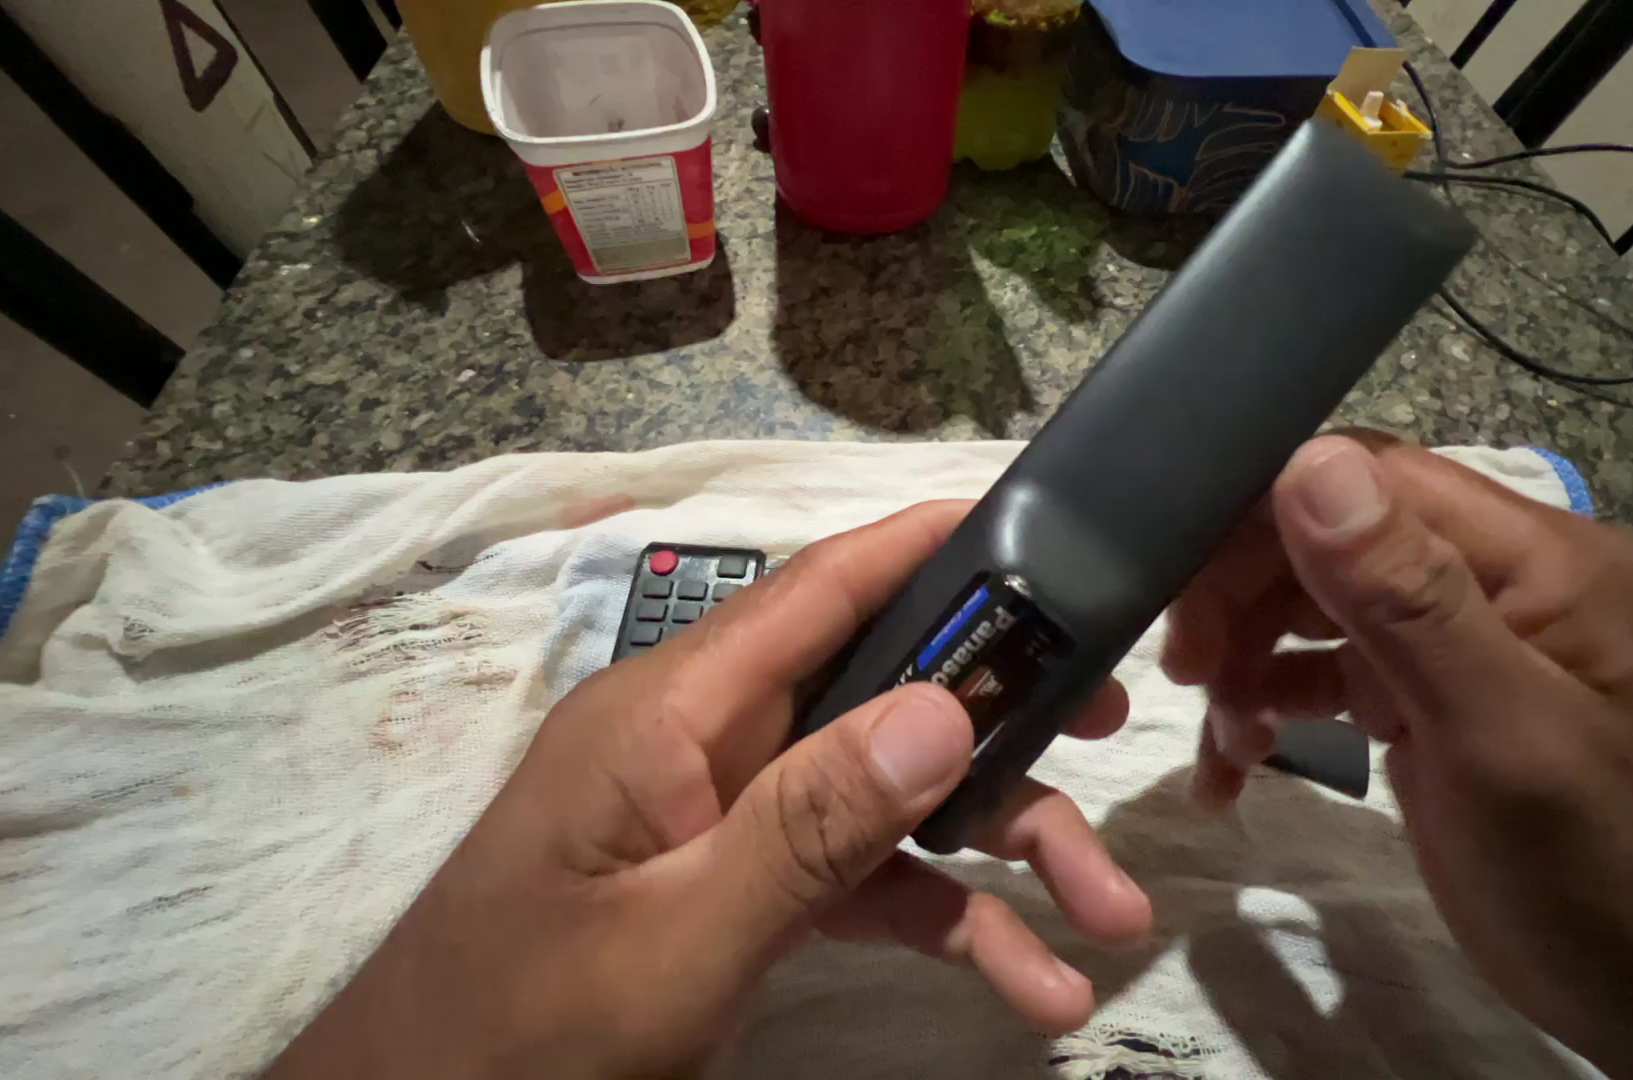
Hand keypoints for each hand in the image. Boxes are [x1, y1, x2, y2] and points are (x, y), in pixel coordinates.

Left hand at [266, 502, 1150, 1078]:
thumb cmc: (525, 1033)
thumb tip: (943, 711)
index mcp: (680, 707)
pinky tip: (1027, 979)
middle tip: (1107, 719)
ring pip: (892, 790)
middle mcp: (718, 734)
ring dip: (998, 842)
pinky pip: (866, 874)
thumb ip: (807, 826)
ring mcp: (740, 806)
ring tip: (1106, 909)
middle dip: (999, 709)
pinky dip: (945, 916)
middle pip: (881, 689)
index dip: (919, 545)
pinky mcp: (754, 875)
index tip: (1021, 524)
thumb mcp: (678, 939)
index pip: (819, 590)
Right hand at [1165, 433, 1632, 1079]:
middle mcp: (1483, 580)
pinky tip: (1233, 766)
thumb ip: (1407, 598)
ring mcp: (1445, 641)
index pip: (1364, 478)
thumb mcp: (1504, 736)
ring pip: (1303, 609)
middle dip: (1238, 600)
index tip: (1182, 583)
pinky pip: (1314, 674)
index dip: (1260, 516)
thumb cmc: (1611, 876)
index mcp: (1528, 558)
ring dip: (1244, 664)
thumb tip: (1307, 464)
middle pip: (1319, 542)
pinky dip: (1264, 711)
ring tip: (1225, 741)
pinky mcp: (1414, 697)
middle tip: (1185, 672)